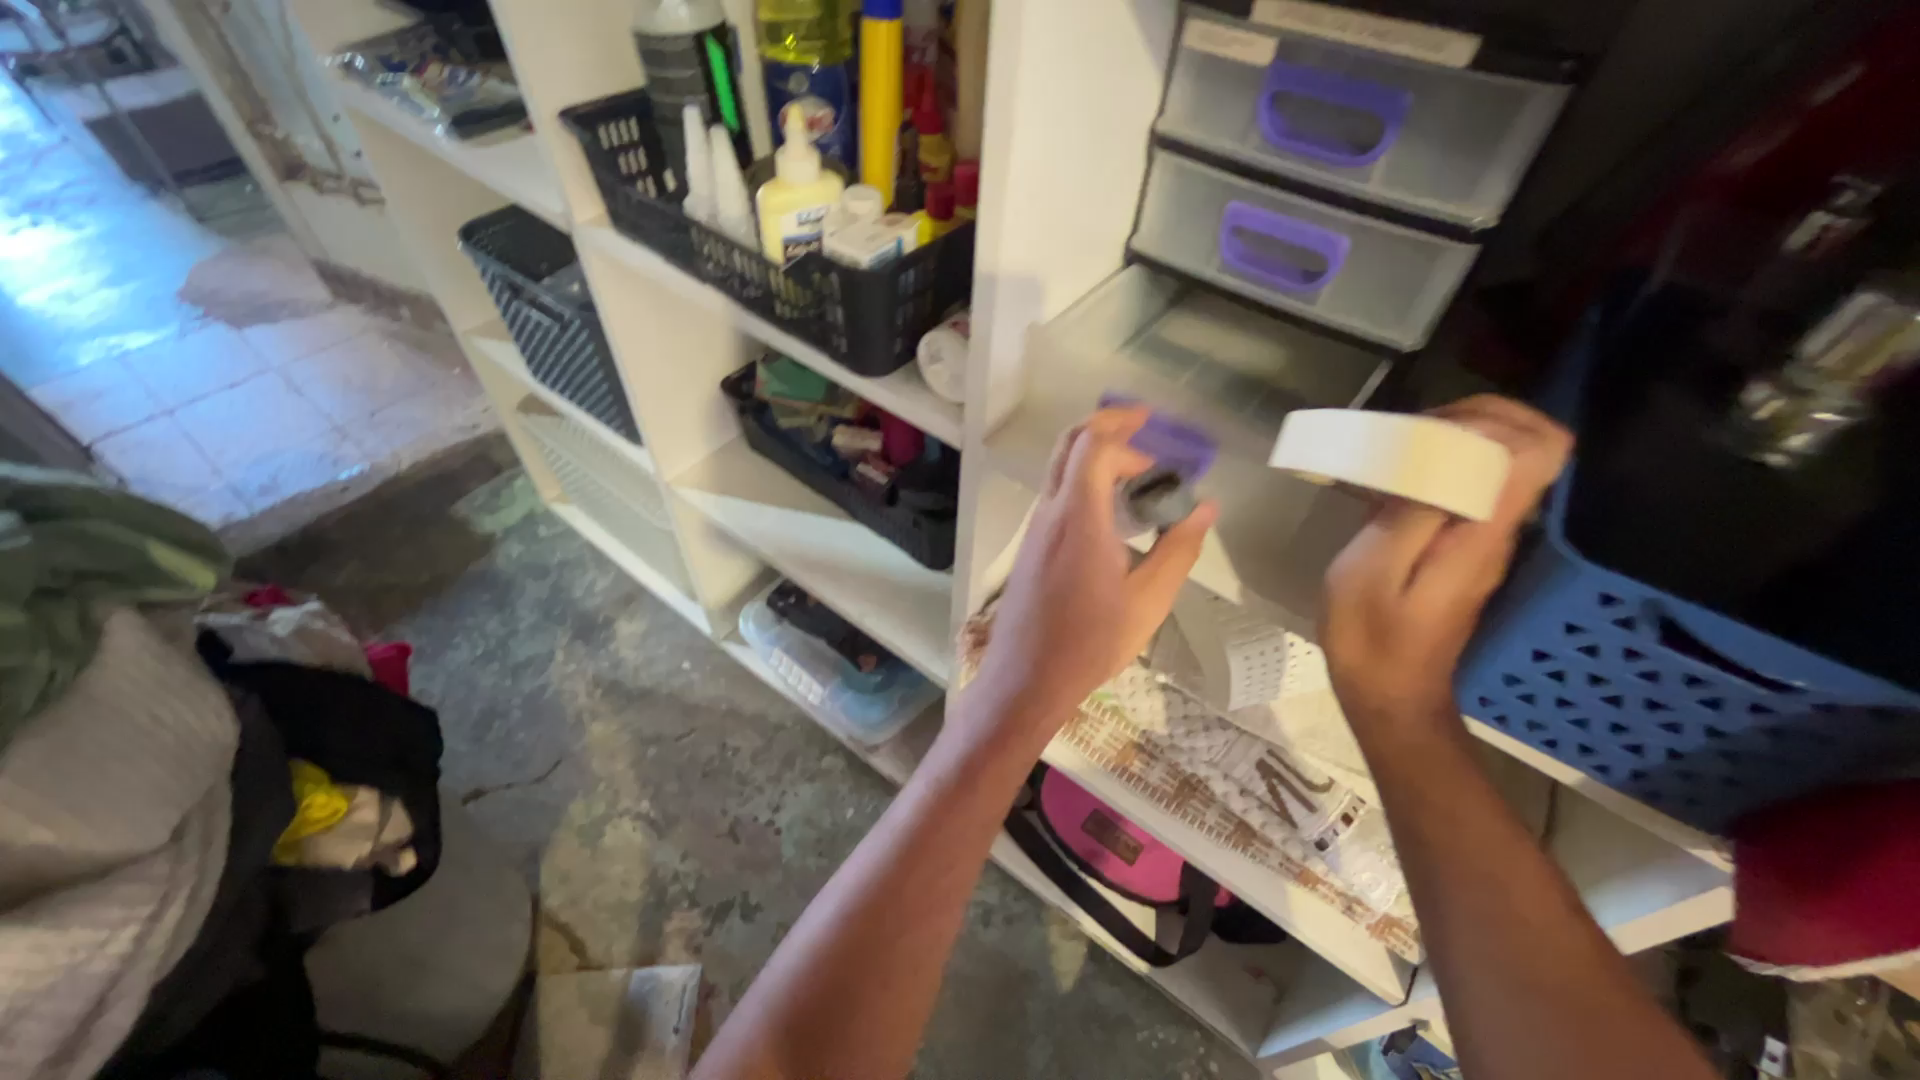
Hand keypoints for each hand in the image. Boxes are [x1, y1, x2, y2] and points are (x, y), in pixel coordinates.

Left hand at [967, 406, 1218, 740]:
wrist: (1026, 679)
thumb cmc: (1091, 642)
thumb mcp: (1149, 600)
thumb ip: (1179, 549)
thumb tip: (1206, 508)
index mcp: (1078, 517)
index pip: (1094, 447)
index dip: (1124, 431)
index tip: (1155, 437)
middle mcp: (1049, 513)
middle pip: (1068, 445)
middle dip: (1104, 425)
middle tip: (1140, 425)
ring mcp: (1034, 530)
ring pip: (1058, 471)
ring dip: (1094, 458)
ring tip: (1136, 476)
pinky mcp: (1030, 549)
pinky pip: (1055, 498)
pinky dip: (1082, 485)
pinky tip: (1111, 514)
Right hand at [1321, 396, 1572, 732]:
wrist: (1389, 696)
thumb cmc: (1372, 638)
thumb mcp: (1371, 571)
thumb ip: (1409, 510)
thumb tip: (1435, 454)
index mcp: (1483, 530)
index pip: (1541, 450)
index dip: (1498, 418)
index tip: (1432, 425)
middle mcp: (1498, 529)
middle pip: (1528, 447)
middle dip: (1474, 419)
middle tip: (1409, 430)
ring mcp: (1483, 540)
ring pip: (1498, 466)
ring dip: (1451, 441)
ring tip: (1391, 451)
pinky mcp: (1462, 550)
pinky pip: (1467, 490)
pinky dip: (1434, 471)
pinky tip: (1386, 485)